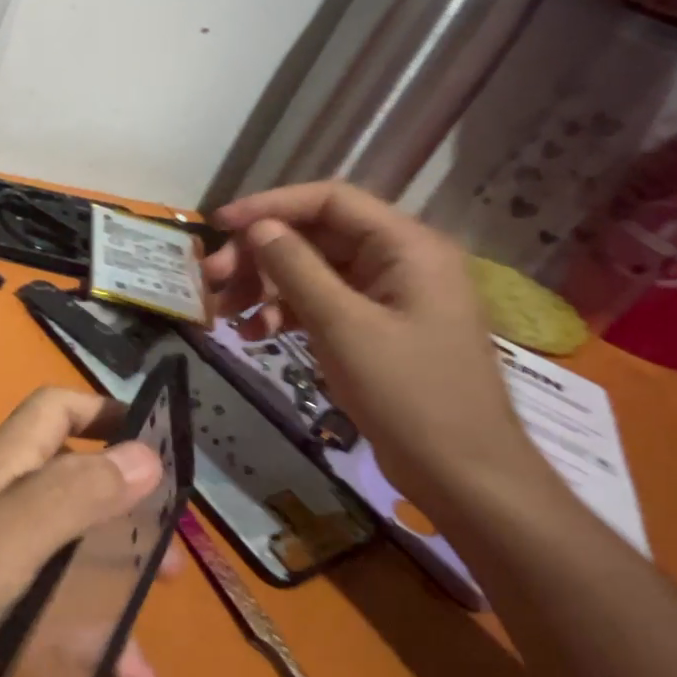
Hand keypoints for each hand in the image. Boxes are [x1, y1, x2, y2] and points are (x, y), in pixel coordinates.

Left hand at [0, 387, 177, 676]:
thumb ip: (70, 497)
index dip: (105, 413)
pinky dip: (54, 633)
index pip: (54, 411)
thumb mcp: (3, 541)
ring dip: (94, 602)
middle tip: (162, 577)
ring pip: (46, 557)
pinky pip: (17, 602)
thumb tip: (146, 450)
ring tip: (134, 672)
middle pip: (62, 488)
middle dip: (118, 526)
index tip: (160, 446)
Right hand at [202, 182, 545, 508]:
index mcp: (408, 247)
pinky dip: (283, 312)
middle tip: (212, 279)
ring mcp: (389, 296)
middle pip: (314, 235)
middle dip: (258, 254)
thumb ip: (296, 268)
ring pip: (311, 270)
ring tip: (224, 313)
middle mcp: (401, 261)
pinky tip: (254, 335)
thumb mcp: (343, 326)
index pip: (329, 200)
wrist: (465, 476)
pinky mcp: (377, 328)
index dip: (269, 206)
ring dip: (263, 285)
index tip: (219, 226)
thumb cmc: (410, 394)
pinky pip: (320, 302)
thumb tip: (257, 227)